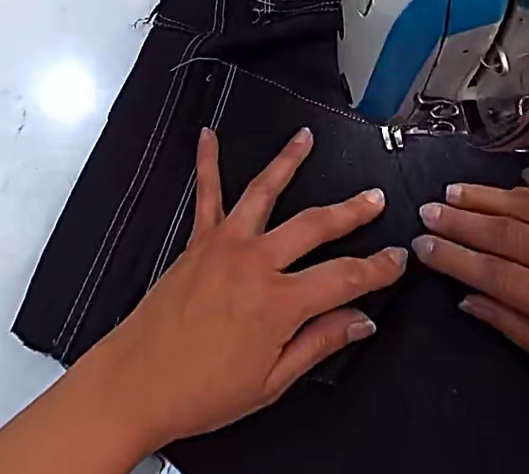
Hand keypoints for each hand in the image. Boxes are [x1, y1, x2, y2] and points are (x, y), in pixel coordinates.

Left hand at [0, 128, 405, 473]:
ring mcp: (225, 245)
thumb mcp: (271, 382)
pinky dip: (207, 163)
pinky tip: (208, 136)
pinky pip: (206, 194)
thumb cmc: (199, 393)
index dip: (378, 268)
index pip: (345, 276)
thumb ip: (320, 343)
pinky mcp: (199, 241)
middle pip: (316, 225)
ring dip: (288, 160)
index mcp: (279, 303)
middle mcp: (255, 263)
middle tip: (375, 198)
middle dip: (352, 211)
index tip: (397, 258)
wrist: (131, 388)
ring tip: (306, 137)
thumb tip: (362, 321)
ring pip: (265, 191)